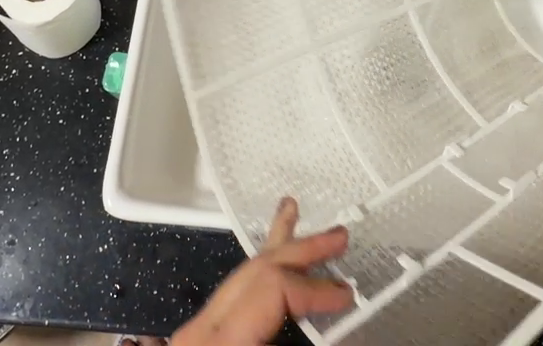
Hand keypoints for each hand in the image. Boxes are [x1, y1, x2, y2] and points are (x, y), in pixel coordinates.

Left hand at [172, 197, 353, 345]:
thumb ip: (296, 338)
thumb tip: (338, 329)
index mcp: (219, 338)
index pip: (274, 287)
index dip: (316, 287)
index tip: (348, 294)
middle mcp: (201, 327)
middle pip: (255, 269)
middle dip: (300, 249)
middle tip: (340, 235)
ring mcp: (194, 331)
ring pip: (239, 274)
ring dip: (274, 245)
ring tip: (291, 209)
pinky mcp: (197, 338)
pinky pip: (233, 295)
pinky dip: (258, 272)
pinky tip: (268, 261)